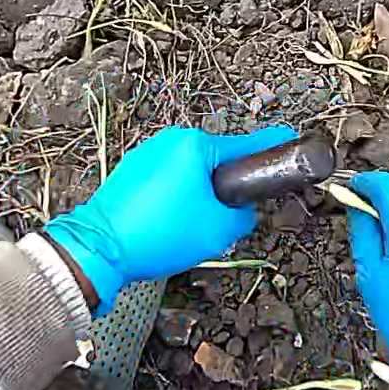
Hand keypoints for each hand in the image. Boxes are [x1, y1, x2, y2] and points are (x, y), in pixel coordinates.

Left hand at [45, 125, 296, 311]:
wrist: (98, 251)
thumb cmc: (157, 234)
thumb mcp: (219, 229)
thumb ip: (244, 214)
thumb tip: (245, 210)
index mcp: (194, 145)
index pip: (246, 144)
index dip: (273, 146)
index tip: (290, 138)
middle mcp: (171, 141)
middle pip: (218, 159)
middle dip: (228, 184)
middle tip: (230, 211)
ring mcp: (148, 154)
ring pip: (193, 170)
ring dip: (202, 191)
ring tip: (195, 222)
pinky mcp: (133, 170)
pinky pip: (170, 177)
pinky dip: (179, 194)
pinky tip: (174, 220)